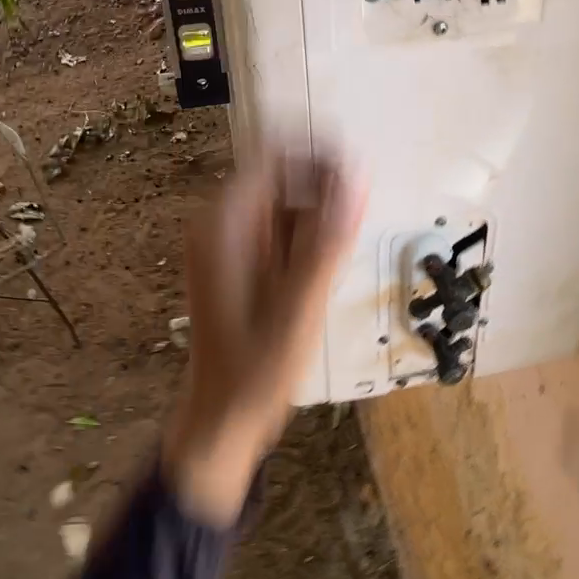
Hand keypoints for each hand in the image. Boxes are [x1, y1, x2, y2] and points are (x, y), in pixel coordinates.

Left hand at [161, 149, 364, 524]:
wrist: (221, 422)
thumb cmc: (254, 371)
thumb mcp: (298, 305)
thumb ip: (328, 239)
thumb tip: (358, 179)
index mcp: (223, 226)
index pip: (274, 157)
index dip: (318, 156)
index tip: (359, 172)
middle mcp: (220, 227)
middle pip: (280, 180)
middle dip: (321, 195)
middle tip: (350, 233)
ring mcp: (228, 246)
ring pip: (284, 207)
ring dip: (316, 222)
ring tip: (328, 268)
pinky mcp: (240, 266)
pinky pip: (280, 234)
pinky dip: (306, 244)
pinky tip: (316, 279)